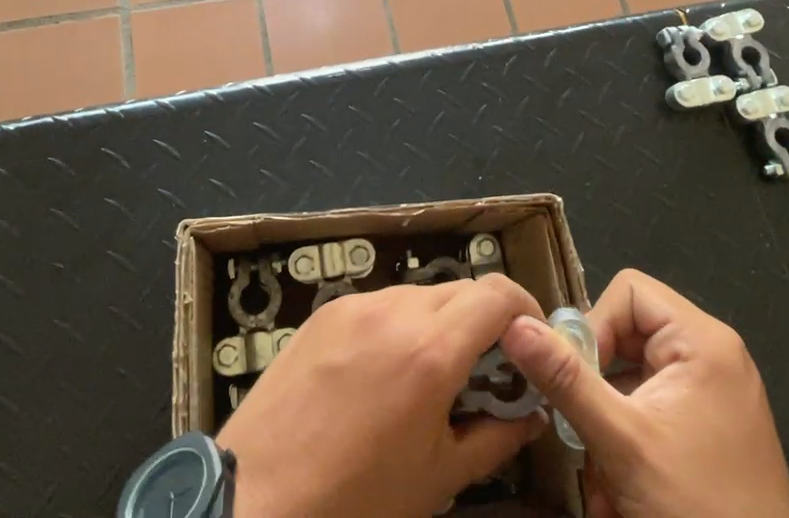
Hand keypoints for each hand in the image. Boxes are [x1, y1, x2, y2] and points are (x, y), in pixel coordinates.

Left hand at [217, 273, 549, 517]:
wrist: (255, 498)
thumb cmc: (357, 497)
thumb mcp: (439, 476)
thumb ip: (496, 438)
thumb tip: (531, 416)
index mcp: (431, 348)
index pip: (499, 294)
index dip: (527, 309)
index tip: (532, 342)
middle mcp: (395, 310)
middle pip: (462, 290)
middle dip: (486, 321)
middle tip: (489, 367)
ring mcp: (353, 306)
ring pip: (419, 295)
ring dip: (441, 322)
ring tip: (433, 374)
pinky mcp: (322, 314)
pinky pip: (379, 306)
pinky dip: (399, 326)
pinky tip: (386, 372)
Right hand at [500, 269, 788, 517]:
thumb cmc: (694, 504)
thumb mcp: (621, 441)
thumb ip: (566, 379)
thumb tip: (515, 323)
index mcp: (703, 339)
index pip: (628, 291)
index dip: (595, 326)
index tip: (580, 378)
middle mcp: (712, 353)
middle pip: (628, 332)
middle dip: (598, 383)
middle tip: (585, 429)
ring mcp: (713, 390)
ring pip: (633, 376)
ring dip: (607, 419)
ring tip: (604, 474)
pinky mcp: (709, 423)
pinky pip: (650, 406)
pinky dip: (627, 438)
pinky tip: (620, 486)